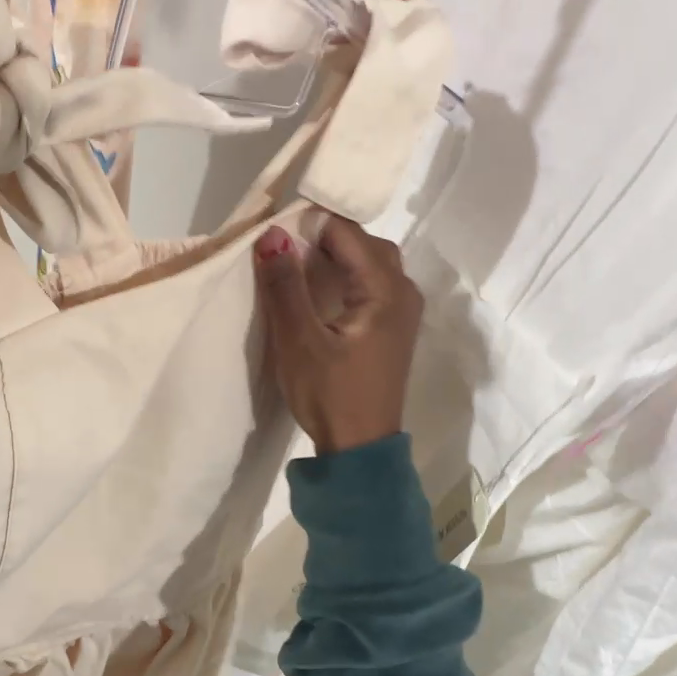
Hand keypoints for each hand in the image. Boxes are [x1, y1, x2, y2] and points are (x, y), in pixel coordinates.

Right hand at [254, 215, 422, 453]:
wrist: (360, 448)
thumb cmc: (330, 395)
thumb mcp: (299, 342)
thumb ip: (285, 288)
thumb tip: (272, 235)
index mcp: (385, 288)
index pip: (347, 233)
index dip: (309, 227)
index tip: (274, 237)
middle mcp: (404, 290)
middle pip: (363, 245)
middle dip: (323, 242)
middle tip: (282, 255)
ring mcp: (404, 311)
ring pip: (369, 266)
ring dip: (334, 262)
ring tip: (296, 274)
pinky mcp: (394, 330)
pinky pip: (371, 287)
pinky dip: (345, 282)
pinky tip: (319, 298)